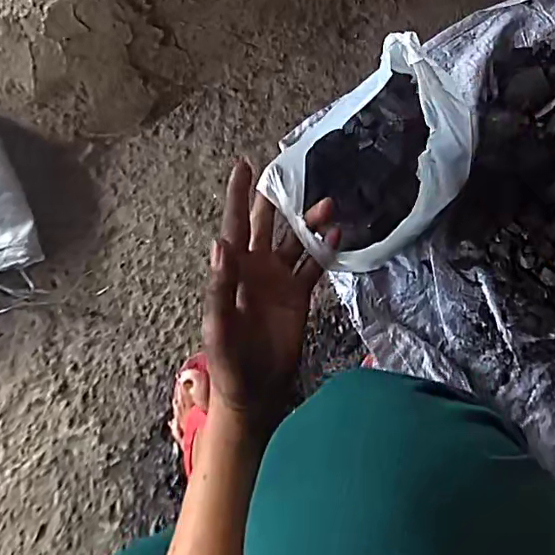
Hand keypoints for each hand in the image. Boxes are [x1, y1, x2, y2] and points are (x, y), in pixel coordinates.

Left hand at [201, 158, 337, 430]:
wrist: (255, 389)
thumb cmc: (228, 358)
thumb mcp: (218, 323)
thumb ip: (220, 285)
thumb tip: (220, 244)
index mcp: (234, 267)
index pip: (235, 223)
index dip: (238, 195)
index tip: (244, 165)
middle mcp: (257, 266)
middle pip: (267, 223)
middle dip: (277, 199)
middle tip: (289, 171)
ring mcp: (279, 279)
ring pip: (296, 240)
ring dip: (309, 222)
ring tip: (327, 205)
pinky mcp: (299, 294)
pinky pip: (314, 266)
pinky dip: (324, 251)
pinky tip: (336, 237)